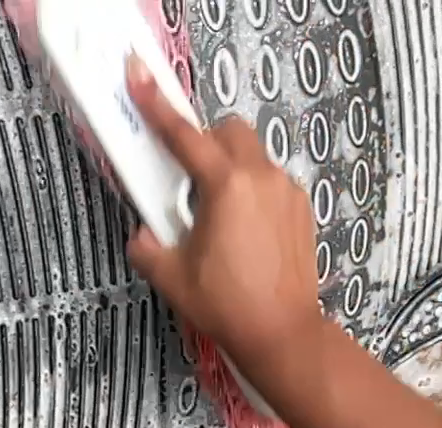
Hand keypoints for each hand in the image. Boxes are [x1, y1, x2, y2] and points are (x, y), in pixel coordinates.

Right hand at [123, 57, 326, 386]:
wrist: (280, 333)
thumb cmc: (226, 306)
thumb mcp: (172, 279)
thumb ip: (147, 247)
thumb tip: (142, 235)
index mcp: (226, 187)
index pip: (184, 136)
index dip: (156, 107)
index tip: (139, 79)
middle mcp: (261, 178)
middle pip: (228, 132)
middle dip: (205, 144)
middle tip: (187, 186)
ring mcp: (287, 192)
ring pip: (252, 157)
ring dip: (228, 171)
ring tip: (217, 219)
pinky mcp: (301, 210)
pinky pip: (270, 184)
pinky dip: (251, 194)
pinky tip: (243, 235)